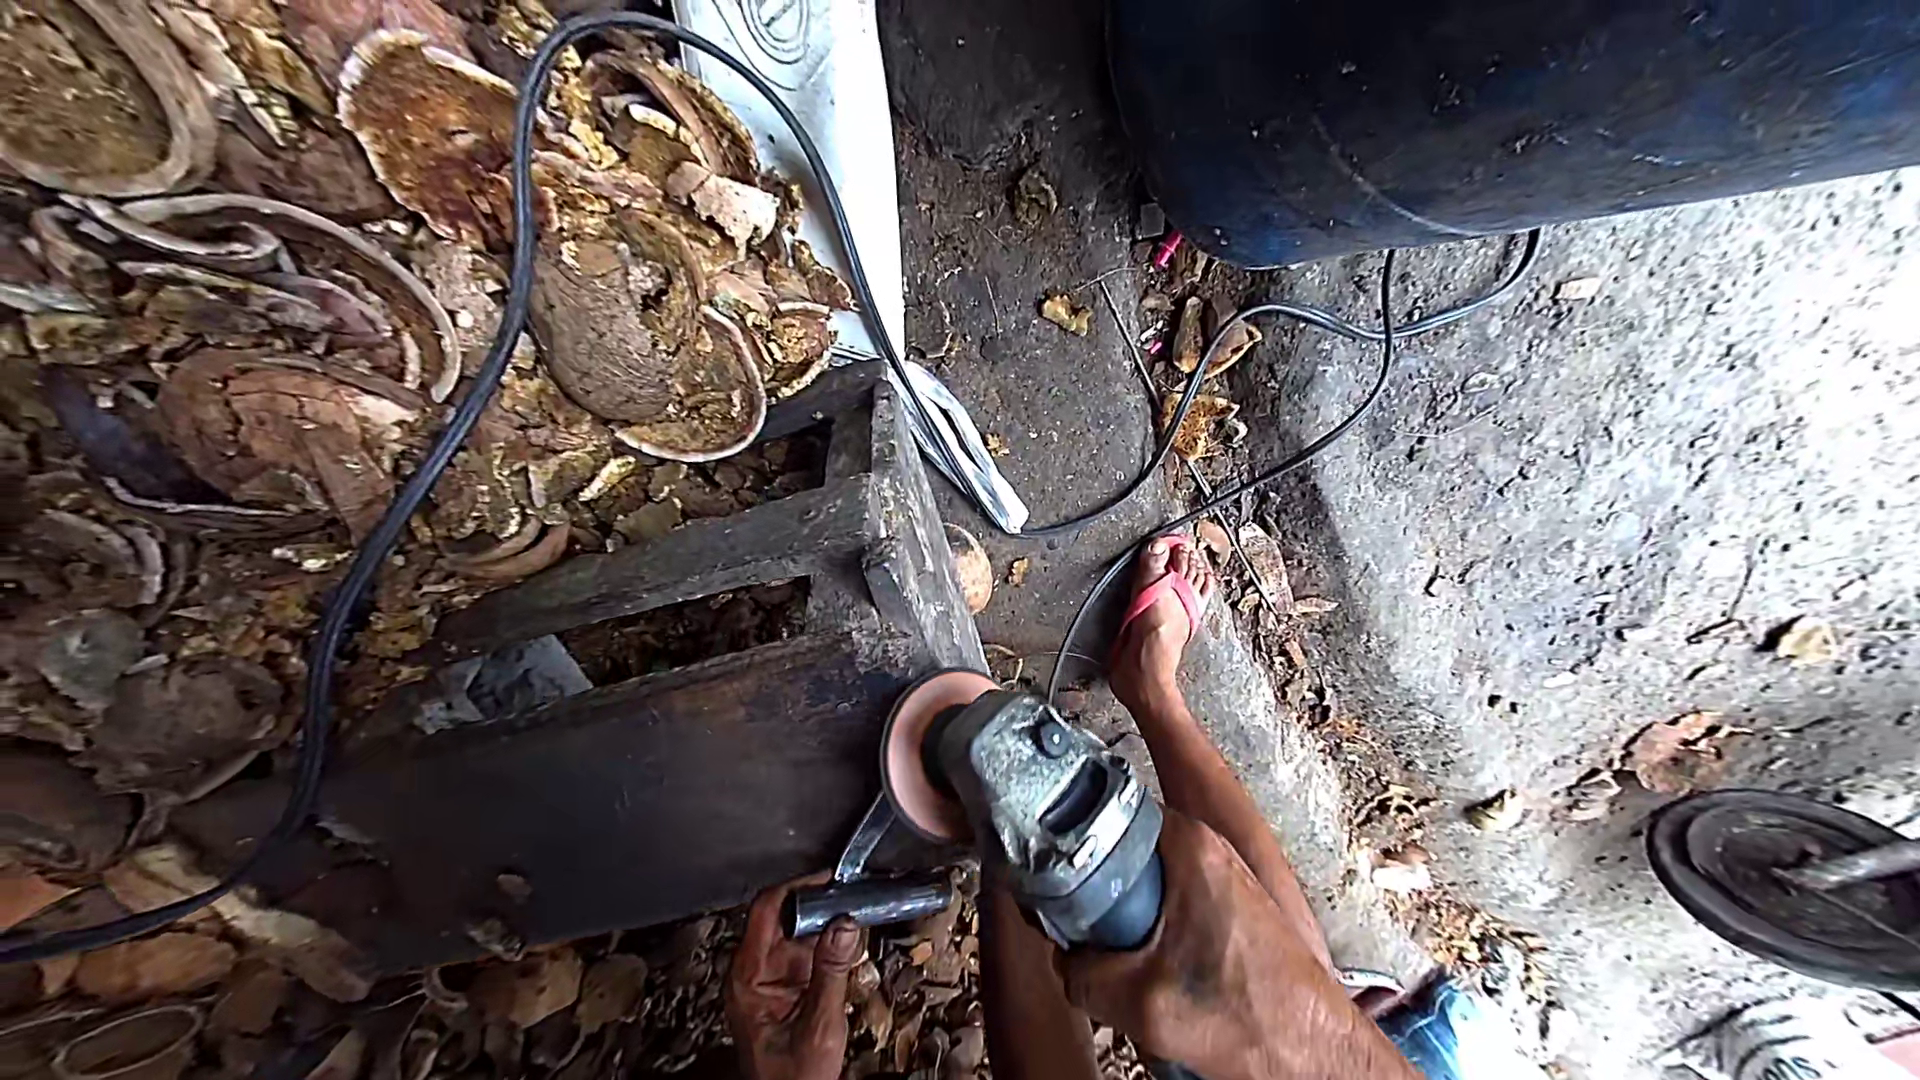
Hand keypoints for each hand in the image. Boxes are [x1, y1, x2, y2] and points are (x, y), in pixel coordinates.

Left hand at [725, 874, 864, 1079]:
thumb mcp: (818, 1027)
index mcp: (748, 976)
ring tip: (854, 919)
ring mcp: (767, 973)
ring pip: (796, 927)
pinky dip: (826, 941)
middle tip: (850, 897)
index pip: (766, 909)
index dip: (797, 887)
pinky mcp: (783, 980)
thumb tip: (845, 922)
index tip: (830, 879)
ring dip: (825, 922)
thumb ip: (832, 971)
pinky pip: (804, 946)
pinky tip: (847, 946)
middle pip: (782, 912)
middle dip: (817, 904)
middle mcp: (752, 968)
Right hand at [1057, 811, 1416, 1079]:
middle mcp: (1207, 844)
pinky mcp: (1230, 902)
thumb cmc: (1255, 1021)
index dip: (1076, 846)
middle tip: (1090, 931)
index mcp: (1189, 842)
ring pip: (1146, 877)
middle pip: (1125, 849)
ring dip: (1128, 914)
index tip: (1059, 879)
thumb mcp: (1140, 1002)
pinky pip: (1171, 898)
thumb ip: (1081, 975)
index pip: (1107, 814)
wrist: (1320, 1062)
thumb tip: (1063, 959)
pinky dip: (1154, 926)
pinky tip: (1155, 969)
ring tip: (1124, 956)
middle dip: (1102, 891)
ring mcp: (1221, 871)